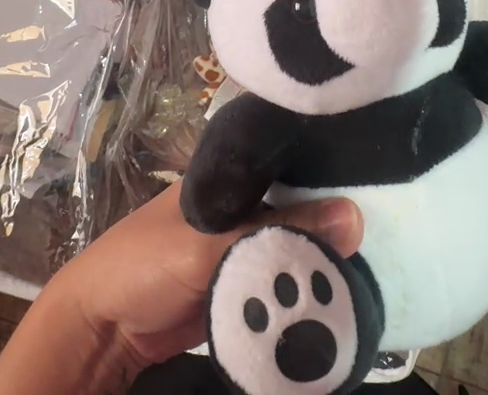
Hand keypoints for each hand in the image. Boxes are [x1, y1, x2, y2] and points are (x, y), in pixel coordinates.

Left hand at [0, 186, 362, 394]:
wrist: (101, 326)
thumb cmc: (145, 262)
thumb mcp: (209, 244)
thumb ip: (277, 231)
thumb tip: (355, 215)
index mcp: (228, 175)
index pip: (289, 161)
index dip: (330, 171)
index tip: (380, 182)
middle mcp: (240, 204)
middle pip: (298, 207)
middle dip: (333, 222)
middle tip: (387, 232)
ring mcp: (241, 247)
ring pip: (294, 246)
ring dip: (322, 260)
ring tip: (374, 265)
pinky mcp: (242, 286)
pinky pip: (282, 282)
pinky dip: (304, 289)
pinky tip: (341, 292)